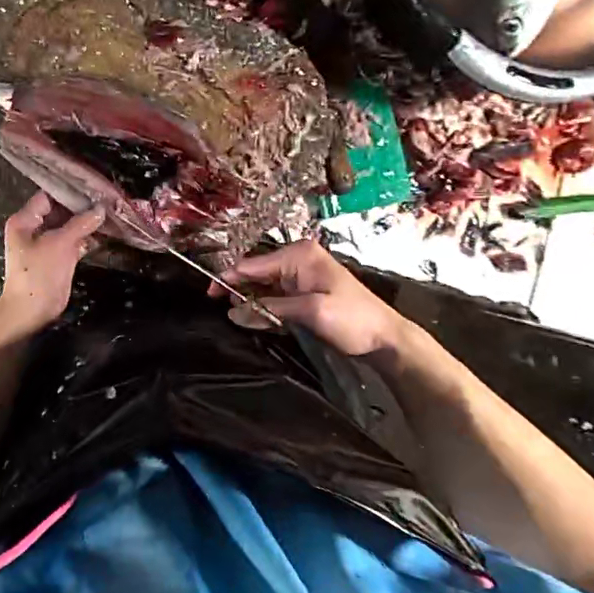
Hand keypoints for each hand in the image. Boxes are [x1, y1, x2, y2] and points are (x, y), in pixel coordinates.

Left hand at [0, 192, 105, 346]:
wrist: (32, 312)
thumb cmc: (38, 273)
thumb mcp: (59, 244)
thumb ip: (80, 223)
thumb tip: (101, 208)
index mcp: (25, 220)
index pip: (47, 196)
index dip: (68, 191)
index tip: (91, 185)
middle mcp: (34, 229)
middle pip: (60, 211)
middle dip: (81, 207)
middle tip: (106, 198)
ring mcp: (46, 244)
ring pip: (69, 227)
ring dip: (87, 222)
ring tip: (110, 212)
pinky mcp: (58, 258)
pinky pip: (74, 241)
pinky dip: (87, 237)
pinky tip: (106, 232)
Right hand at [210, 239, 409, 356]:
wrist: (384, 338)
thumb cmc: (352, 319)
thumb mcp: (310, 312)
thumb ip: (269, 308)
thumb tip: (233, 311)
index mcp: (298, 255)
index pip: (253, 264)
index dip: (228, 278)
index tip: (209, 295)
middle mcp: (297, 259)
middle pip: (255, 272)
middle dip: (239, 290)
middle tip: (224, 310)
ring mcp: (301, 275)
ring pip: (263, 285)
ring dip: (251, 301)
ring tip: (239, 316)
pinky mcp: (303, 291)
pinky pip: (274, 295)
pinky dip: (264, 306)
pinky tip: (257, 318)